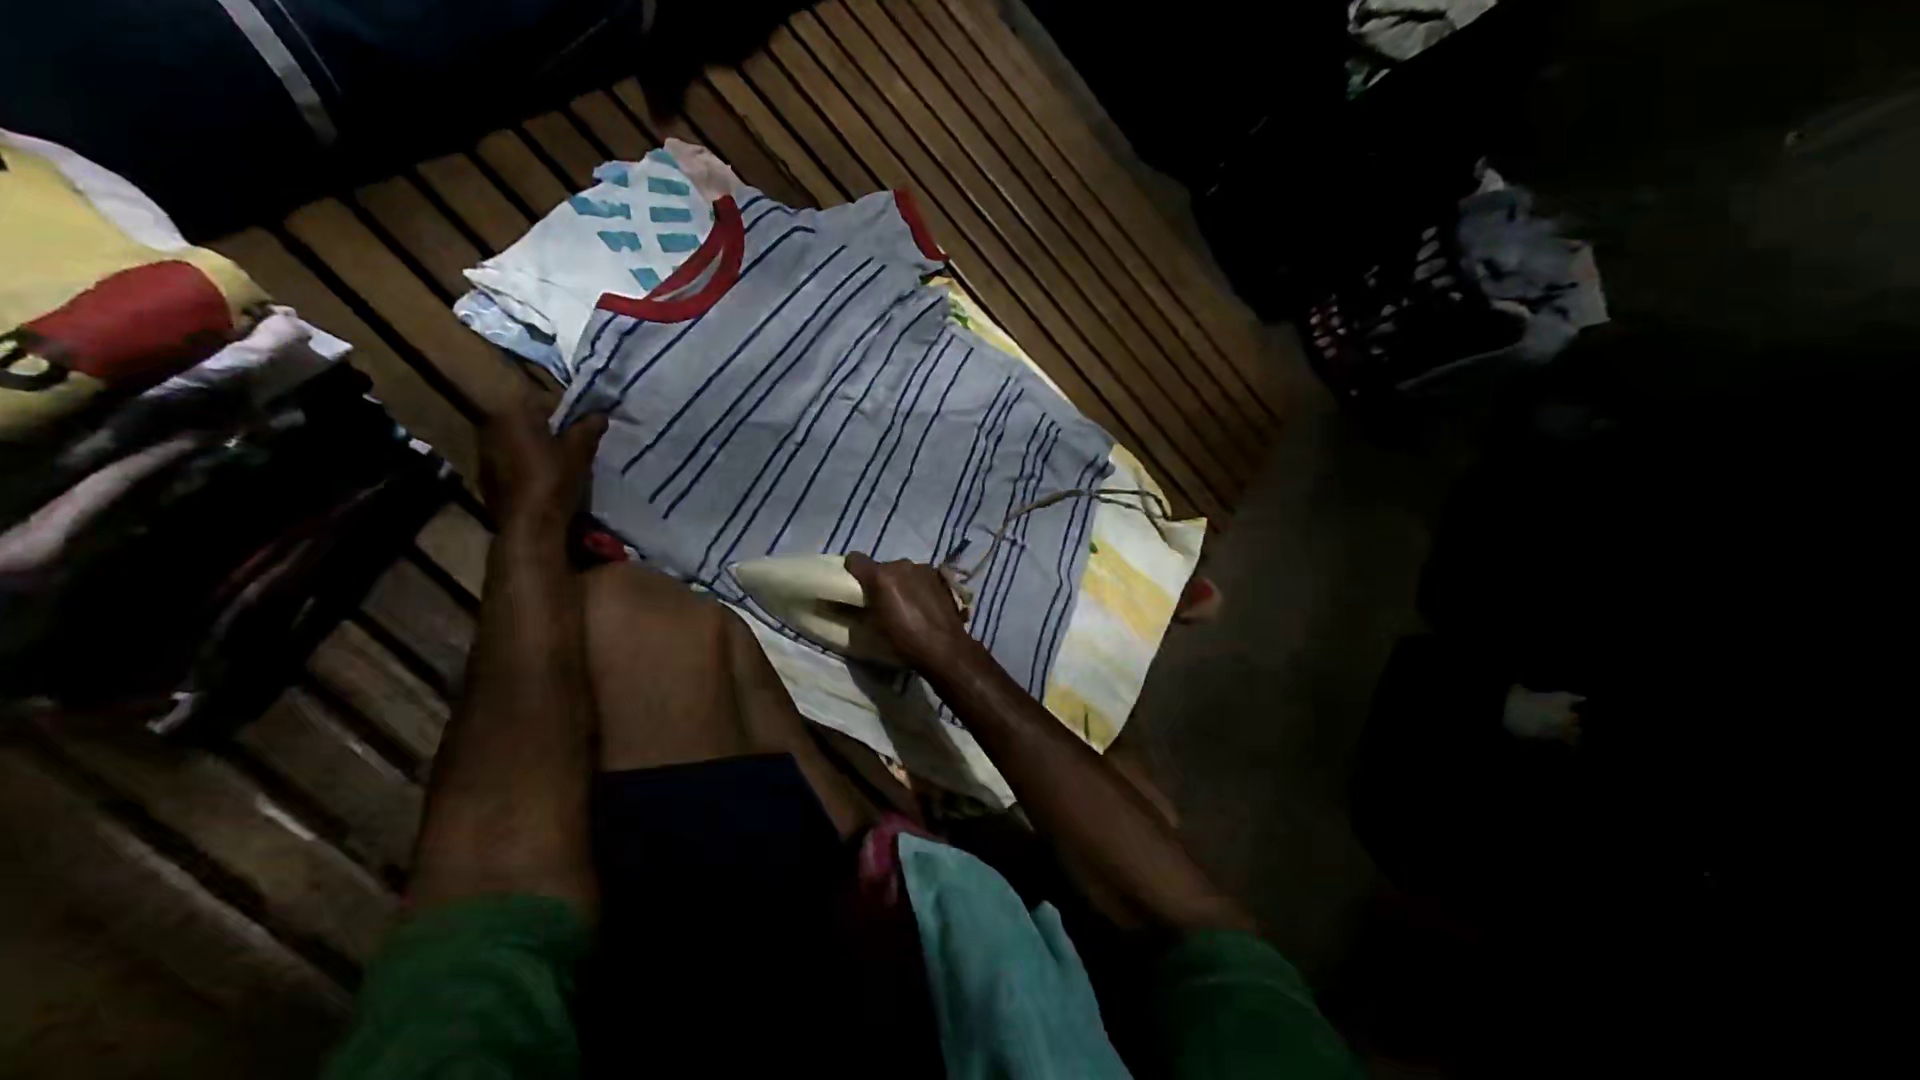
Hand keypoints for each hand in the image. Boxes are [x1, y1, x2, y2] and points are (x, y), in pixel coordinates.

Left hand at [480, 394, 606, 530]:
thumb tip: (600, 413)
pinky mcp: (483, 474)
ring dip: (536, 447)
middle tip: (574, 445)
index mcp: (513, 414)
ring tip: (559, 463)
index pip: (546, 403)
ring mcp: (483, 452)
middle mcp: (491, 426)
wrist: (528, 523)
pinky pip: (509, 460)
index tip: (585, 429)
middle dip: (551, 430)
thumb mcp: (578, 452)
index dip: (570, 415)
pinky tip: (540, 478)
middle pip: (529, 422)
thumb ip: (588, 428)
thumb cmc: (553, 479)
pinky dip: (524, 463)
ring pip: (518, 441)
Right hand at [845, 553, 974, 673]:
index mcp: (880, 576)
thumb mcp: (871, 629)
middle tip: (883, 602)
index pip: (855, 559)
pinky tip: (924, 604)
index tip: (854, 585)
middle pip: (881, 567)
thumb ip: (857, 610)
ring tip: (907, 604)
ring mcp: (922, 568)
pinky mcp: (939, 575)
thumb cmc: (903, 641)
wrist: (944, 648)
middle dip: (879, 581)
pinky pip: (919, 576)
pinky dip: (917, 585)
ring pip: (902, 571)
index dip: (852, 571)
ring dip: (900, 582)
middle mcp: (901, 565)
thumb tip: (849, 604)